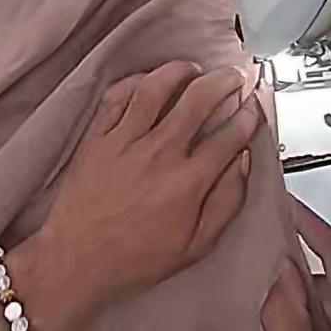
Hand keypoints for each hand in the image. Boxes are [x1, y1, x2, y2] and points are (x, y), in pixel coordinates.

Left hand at [1, 62, 260, 330]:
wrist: (76, 261)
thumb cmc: (135, 258)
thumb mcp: (195, 246)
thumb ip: (226, 202)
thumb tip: (243, 163)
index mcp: (187, 182)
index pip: (228, 135)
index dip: (247, 115)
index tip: (253, 106)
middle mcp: (159, 153)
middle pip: (198, 99)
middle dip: (223, 81)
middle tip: (232, 77)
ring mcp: (124, 141)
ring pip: (156, 88)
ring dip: (179, 71)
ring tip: (192, 70)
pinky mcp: (97, 137)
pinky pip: (118, 97)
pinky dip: (136, 81)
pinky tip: (149, 80)